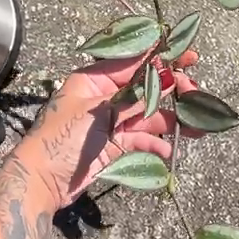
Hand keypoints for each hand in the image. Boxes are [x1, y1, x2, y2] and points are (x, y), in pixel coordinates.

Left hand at [14, 53, 203, 208]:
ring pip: (148, 115)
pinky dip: (155, 143)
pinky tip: (168, 150)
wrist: (41, 181)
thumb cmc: (62, 139)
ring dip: (171, 120)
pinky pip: (141, 139)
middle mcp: (105, 96)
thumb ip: (135, 98)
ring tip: (197, 127)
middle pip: (146, 88)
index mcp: (95, 79)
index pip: (135, 62)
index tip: (190, 57)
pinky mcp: (114, 145)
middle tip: (195, 95)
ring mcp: (110, 121)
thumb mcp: (99, 113)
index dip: (163, 58)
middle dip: (172, 91)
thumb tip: (167, 78)